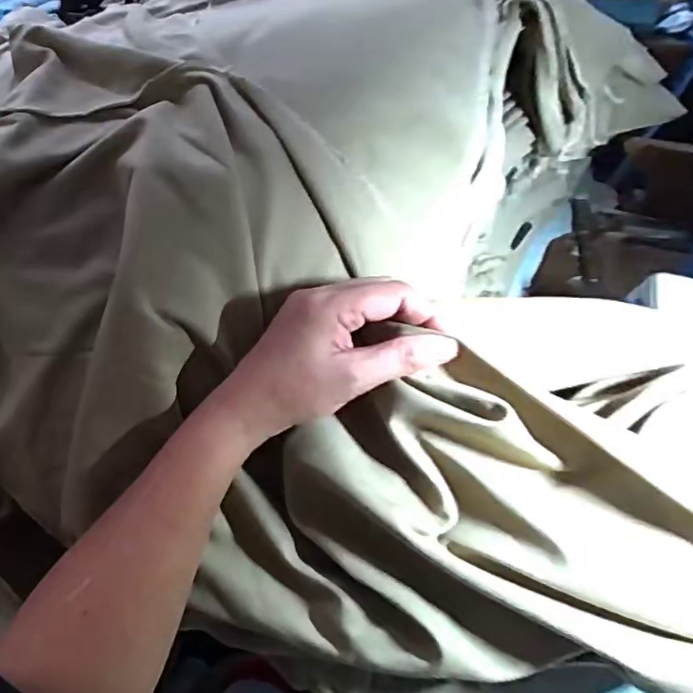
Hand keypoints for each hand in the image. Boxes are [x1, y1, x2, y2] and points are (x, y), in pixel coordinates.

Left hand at [204, 279, 457, 446]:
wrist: (245, 404)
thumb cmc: (297, 392)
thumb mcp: (354, 377)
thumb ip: (400, 357)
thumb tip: (446, 345)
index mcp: (330, 302)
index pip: (393, 291)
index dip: (426, 311)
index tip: (446, 341)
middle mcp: (318, 293)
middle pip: (379, 289)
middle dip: (412, 310)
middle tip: (434, 342)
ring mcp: (307, 302)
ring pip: (363, 297)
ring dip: (392, 315)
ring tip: (413, 344)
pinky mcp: (301, 315)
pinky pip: (346, 307)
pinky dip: (370, 320)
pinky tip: (381, 342)